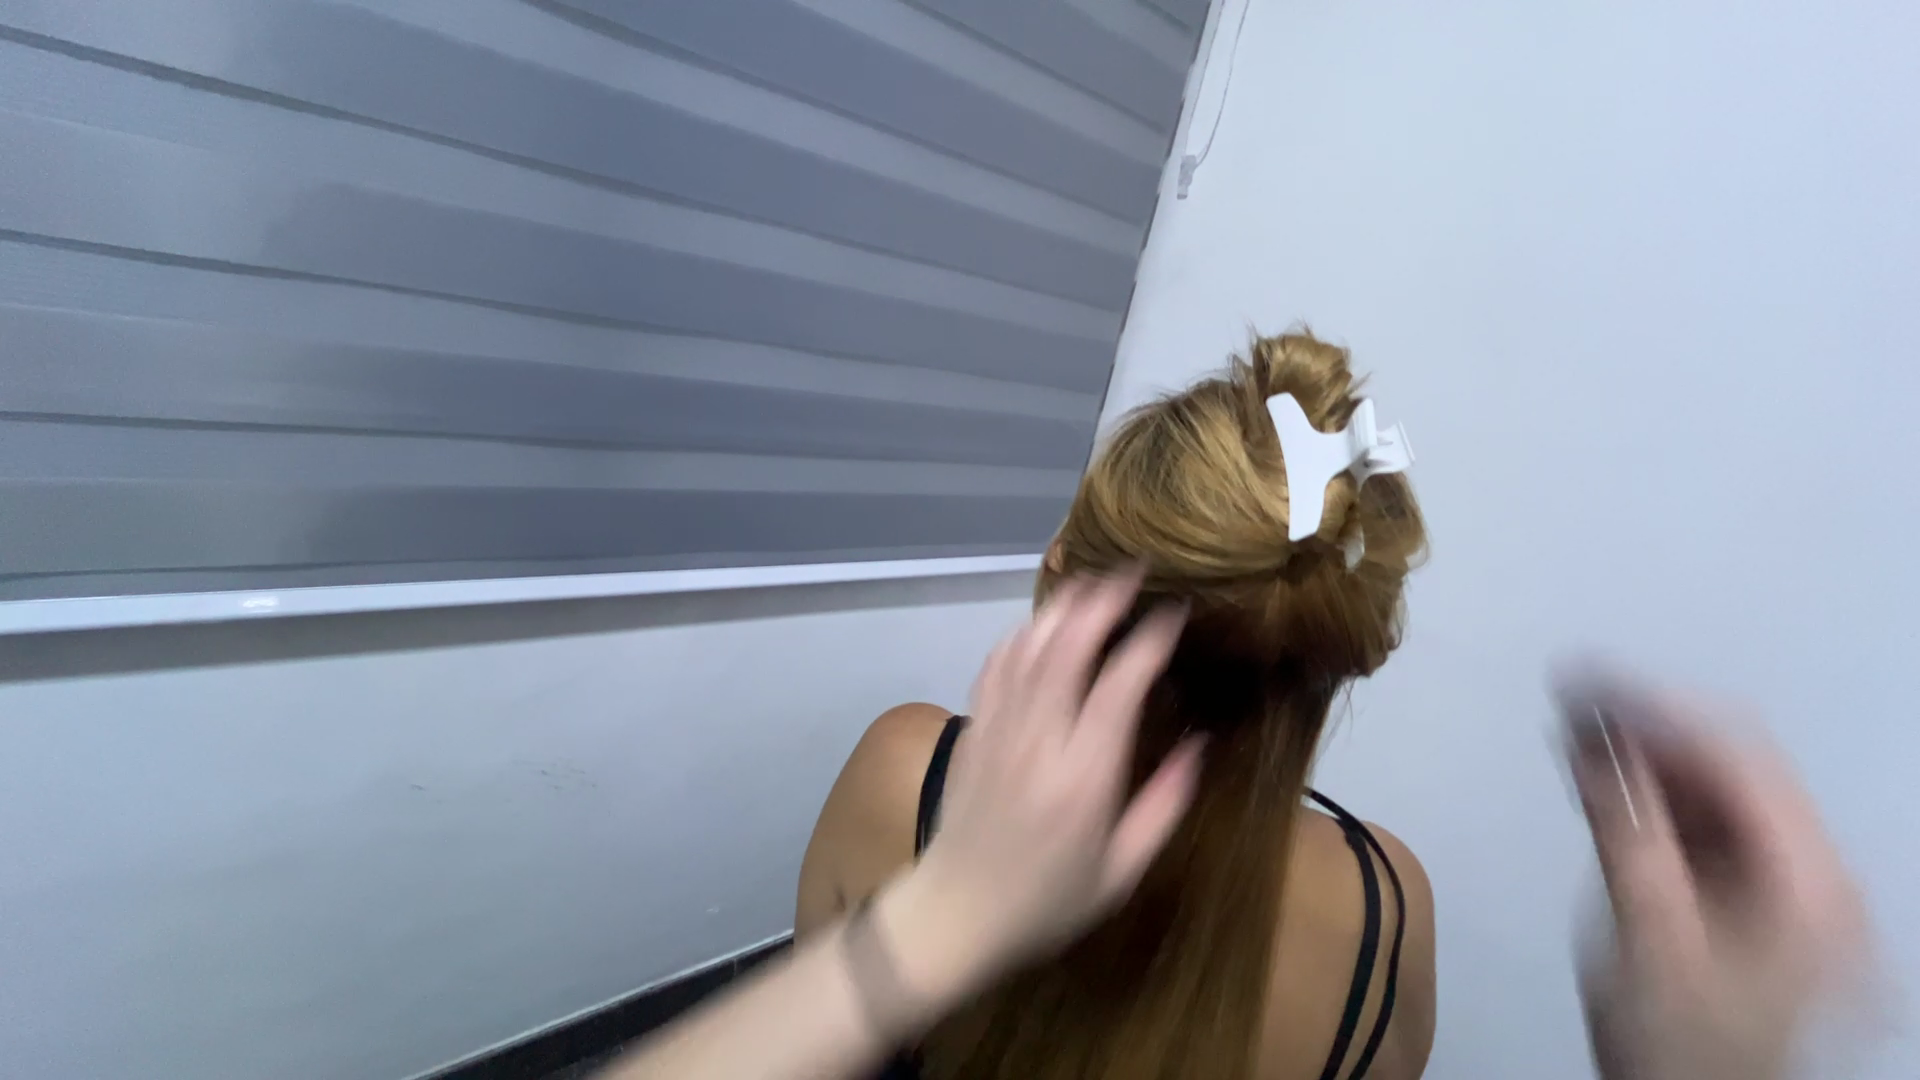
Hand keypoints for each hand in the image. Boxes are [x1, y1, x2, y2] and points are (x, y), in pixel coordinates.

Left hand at [879, 571, 1201, 1003]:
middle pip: (1067, 648)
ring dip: (1060, 607)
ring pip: (1027, 647)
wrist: (957, 912)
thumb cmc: (1049, 899)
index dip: (1148, 640)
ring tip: (1090, 582)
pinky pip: (994, 666)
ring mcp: (997, 727)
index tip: (1172, 613)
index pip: (1119, 685)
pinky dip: (1019, 635)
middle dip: (1100, 601)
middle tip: (1130, 571)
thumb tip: (1198, 744)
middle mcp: (1038, 739)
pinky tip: (1038, 624)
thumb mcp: (1122, 870)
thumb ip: (1164, 804)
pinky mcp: (972, 728)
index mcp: (1084, 776)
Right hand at [1560, 675, 1876, 1079]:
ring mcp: (1777, 882)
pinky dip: (1640, 783)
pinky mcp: (1739, 890)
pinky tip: (1589, 762)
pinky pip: (1693, 815)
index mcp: (1809, 885)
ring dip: (1638, 747)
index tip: (1584, 678)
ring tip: (1569, 714)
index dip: (1661, 709)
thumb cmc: (1677, 1033)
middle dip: (1646, 720)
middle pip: (1731, 766)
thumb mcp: (1647, 933)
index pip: (1743, 762)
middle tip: (1567, 689)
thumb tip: (1586, 744)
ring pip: (1709, 786)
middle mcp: (1809, 873)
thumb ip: (1626, 833)